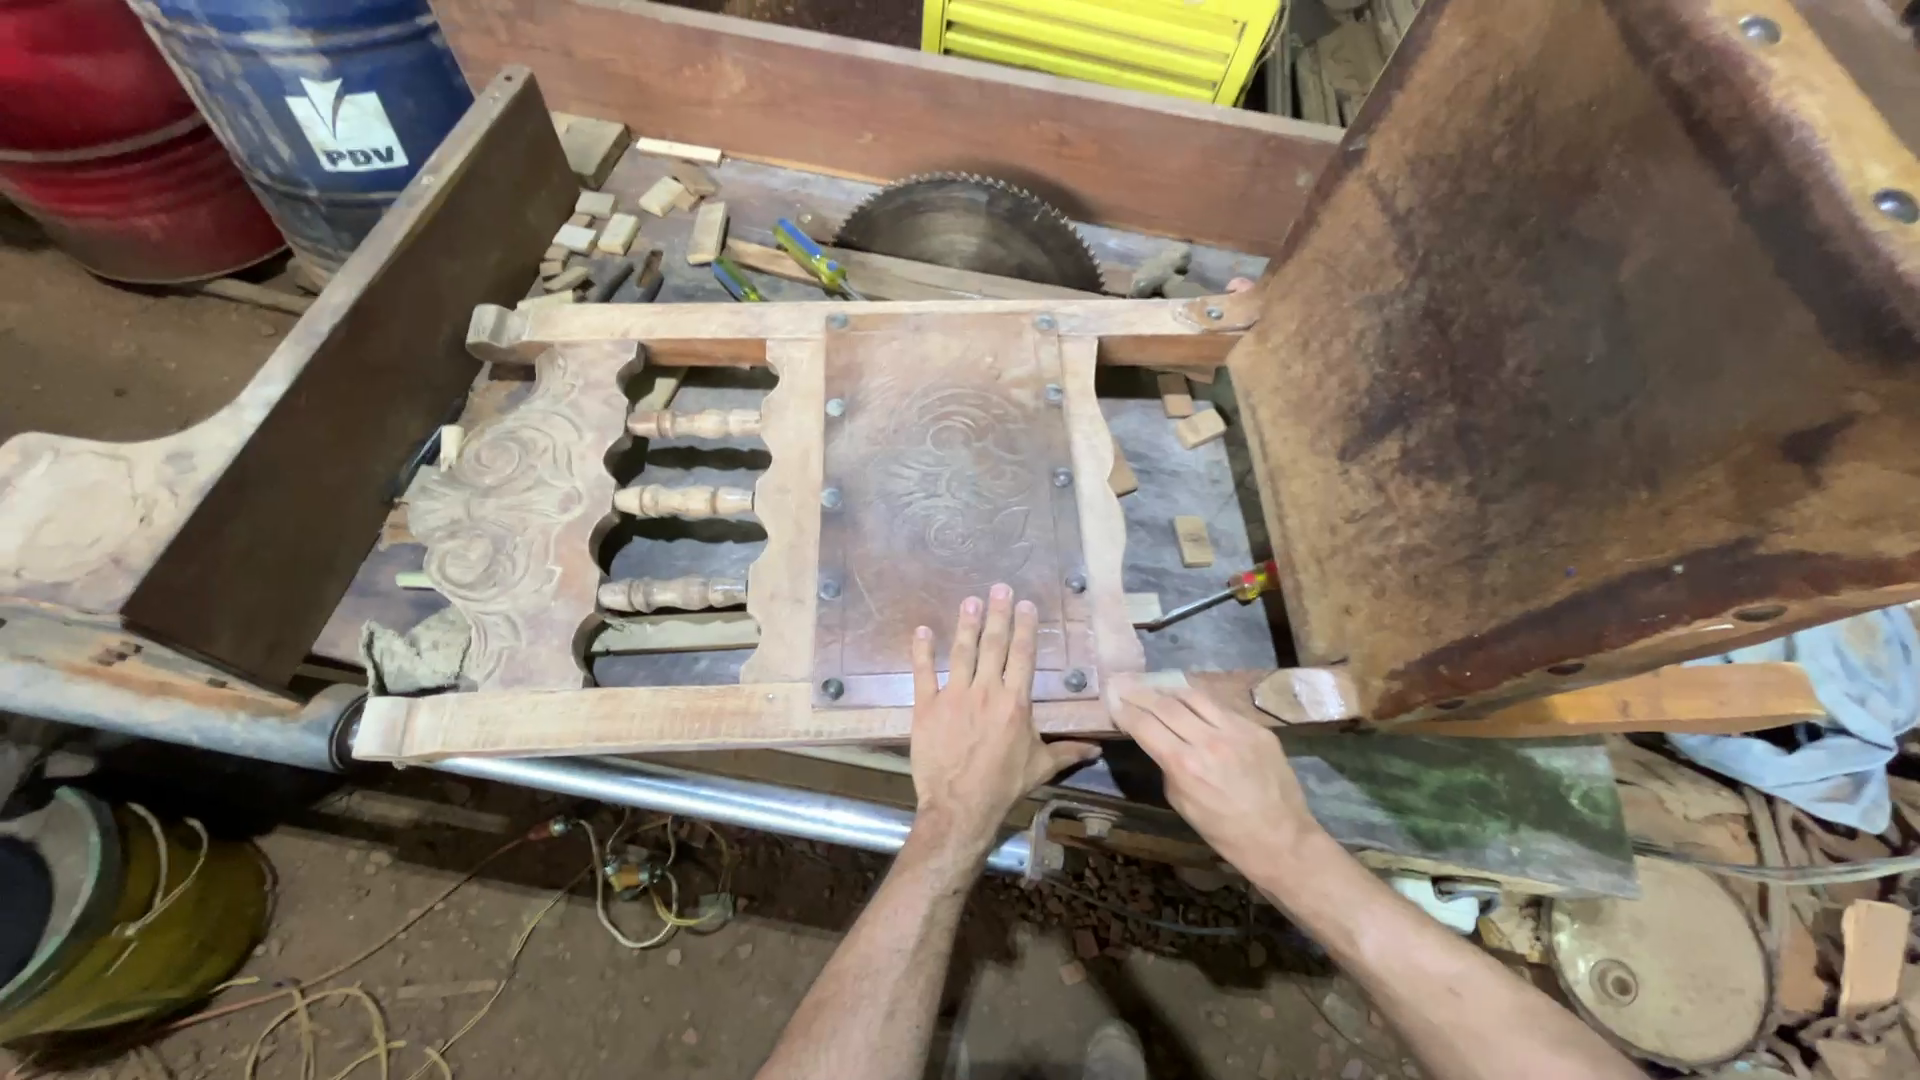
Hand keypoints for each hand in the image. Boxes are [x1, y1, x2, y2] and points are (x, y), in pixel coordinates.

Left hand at [908, 584, 1100, 860]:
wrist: (960, 806)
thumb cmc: (1003, 786)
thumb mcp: (1041, 766)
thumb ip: (1068, 751)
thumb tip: (1097, 748)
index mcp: (1015, 702)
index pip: (1023, 655)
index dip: (1025, 628)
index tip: (1025, 604)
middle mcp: (986, 691)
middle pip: (994, 645)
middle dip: (998, 614)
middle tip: (1000, 587)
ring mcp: (954, 696)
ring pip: (962, 652)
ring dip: (967, 624)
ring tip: (970, 600)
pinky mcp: (927, 707)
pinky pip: (923, 673)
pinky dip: (921, 651)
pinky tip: (922, 631)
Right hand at [1110, 686, 1329, 873]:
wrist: (1281, 838)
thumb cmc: (1224, 832)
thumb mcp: (1182, 803)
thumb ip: (1168, 766)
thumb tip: (1160, 743)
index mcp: (1184, 764)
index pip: (1145, 725)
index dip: (1125, 711)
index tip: (1114, 703)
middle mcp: (1208, 740)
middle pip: (1165, 704)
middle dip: (1140, 694)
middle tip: (1125, 685)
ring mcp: (1236, 730)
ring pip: (1194, 696)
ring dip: (1169, 690)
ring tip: (1156, 687)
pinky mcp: (1257, 728)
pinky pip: (1221, 708)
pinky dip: (1200, 703)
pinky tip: (1191, 703)